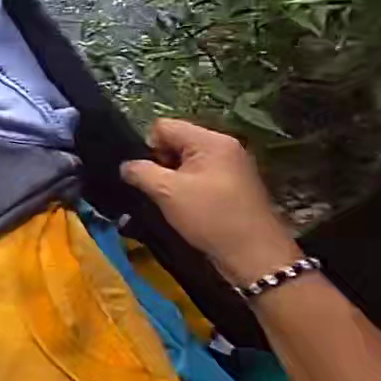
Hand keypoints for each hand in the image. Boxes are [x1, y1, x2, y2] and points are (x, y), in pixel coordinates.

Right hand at [120, 118, 303, 285]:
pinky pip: (202, 174)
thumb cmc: (210, 217)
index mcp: (210, 141)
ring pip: (188, 159)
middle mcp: (224, 146)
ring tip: (175, 201)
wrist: (254, 254)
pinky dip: (190, 186)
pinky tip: (190, 207)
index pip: (164, 126)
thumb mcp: (167, 193)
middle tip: (163, 190)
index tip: (152, 175)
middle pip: (177, 141)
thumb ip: (141, 173)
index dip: (150, 147)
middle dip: (163, 163)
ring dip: (175, 177)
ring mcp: (232, 165)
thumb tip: (126, 166)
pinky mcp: (235, 183)